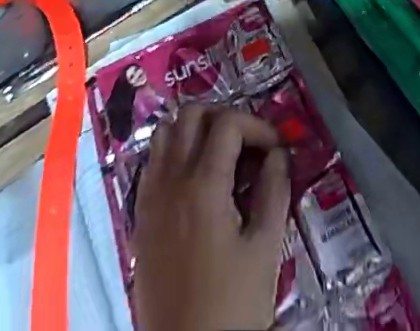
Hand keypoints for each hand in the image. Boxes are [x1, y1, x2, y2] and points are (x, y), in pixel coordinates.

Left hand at [132, 106, 290, 330]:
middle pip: (191, 114)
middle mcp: (169, 180)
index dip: (258, 126)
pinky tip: (198, 182)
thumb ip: (274, 191)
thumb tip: (279, 154)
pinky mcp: (140, 216)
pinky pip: (153, 162)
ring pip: (166, 132)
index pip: (228, 123)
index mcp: (202, 185)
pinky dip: (176, 154)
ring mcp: (149, 197)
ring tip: (224, 157)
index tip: (277, 151)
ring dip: (196, 131)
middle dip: (225, 118)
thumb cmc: (232, 306)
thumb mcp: (265, 249)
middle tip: (250, 145)